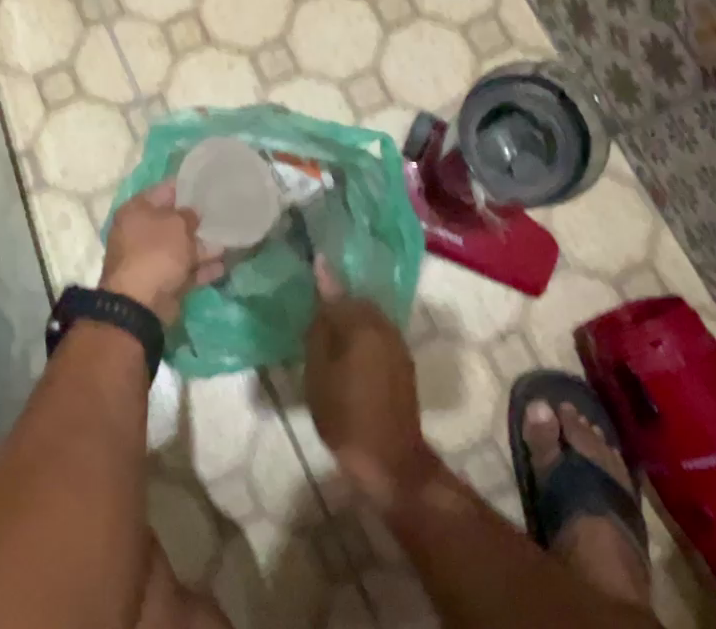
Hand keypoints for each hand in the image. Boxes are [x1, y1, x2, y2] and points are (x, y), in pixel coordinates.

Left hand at [99, 182, 221, 324]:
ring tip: (231, 240)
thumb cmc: (156, 252)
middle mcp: (139, 232)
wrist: (140, 303)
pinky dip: (202, 268)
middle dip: (198, 219)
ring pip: (181, 247)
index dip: (188, 186)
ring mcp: (150, 258)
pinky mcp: (162, 281)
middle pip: (173, 220)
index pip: (165, 190)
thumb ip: (189, 214)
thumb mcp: (177, 224)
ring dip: (203, 246)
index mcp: (136, 210)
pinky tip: (223, 265)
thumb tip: (193, 215)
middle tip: (225, 212)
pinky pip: (185, 269)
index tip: (211, 184)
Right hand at [304, 259, 435, 508]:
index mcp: (362, 325)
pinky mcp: (403, 361)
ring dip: (351, 315)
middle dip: (338, 297)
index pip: (338, 290)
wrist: (388, 457)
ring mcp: (397, 344)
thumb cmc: (344, 415)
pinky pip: (378, 333)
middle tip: (313, 298)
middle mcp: (384, 326)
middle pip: (357, 301)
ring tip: (328, 322)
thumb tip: (321, 295)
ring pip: (370, 317)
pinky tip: (347, 344)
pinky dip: (362, 332)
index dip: (323, 277)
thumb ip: (320, 329)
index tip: (313, 257)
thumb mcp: (318, 372)